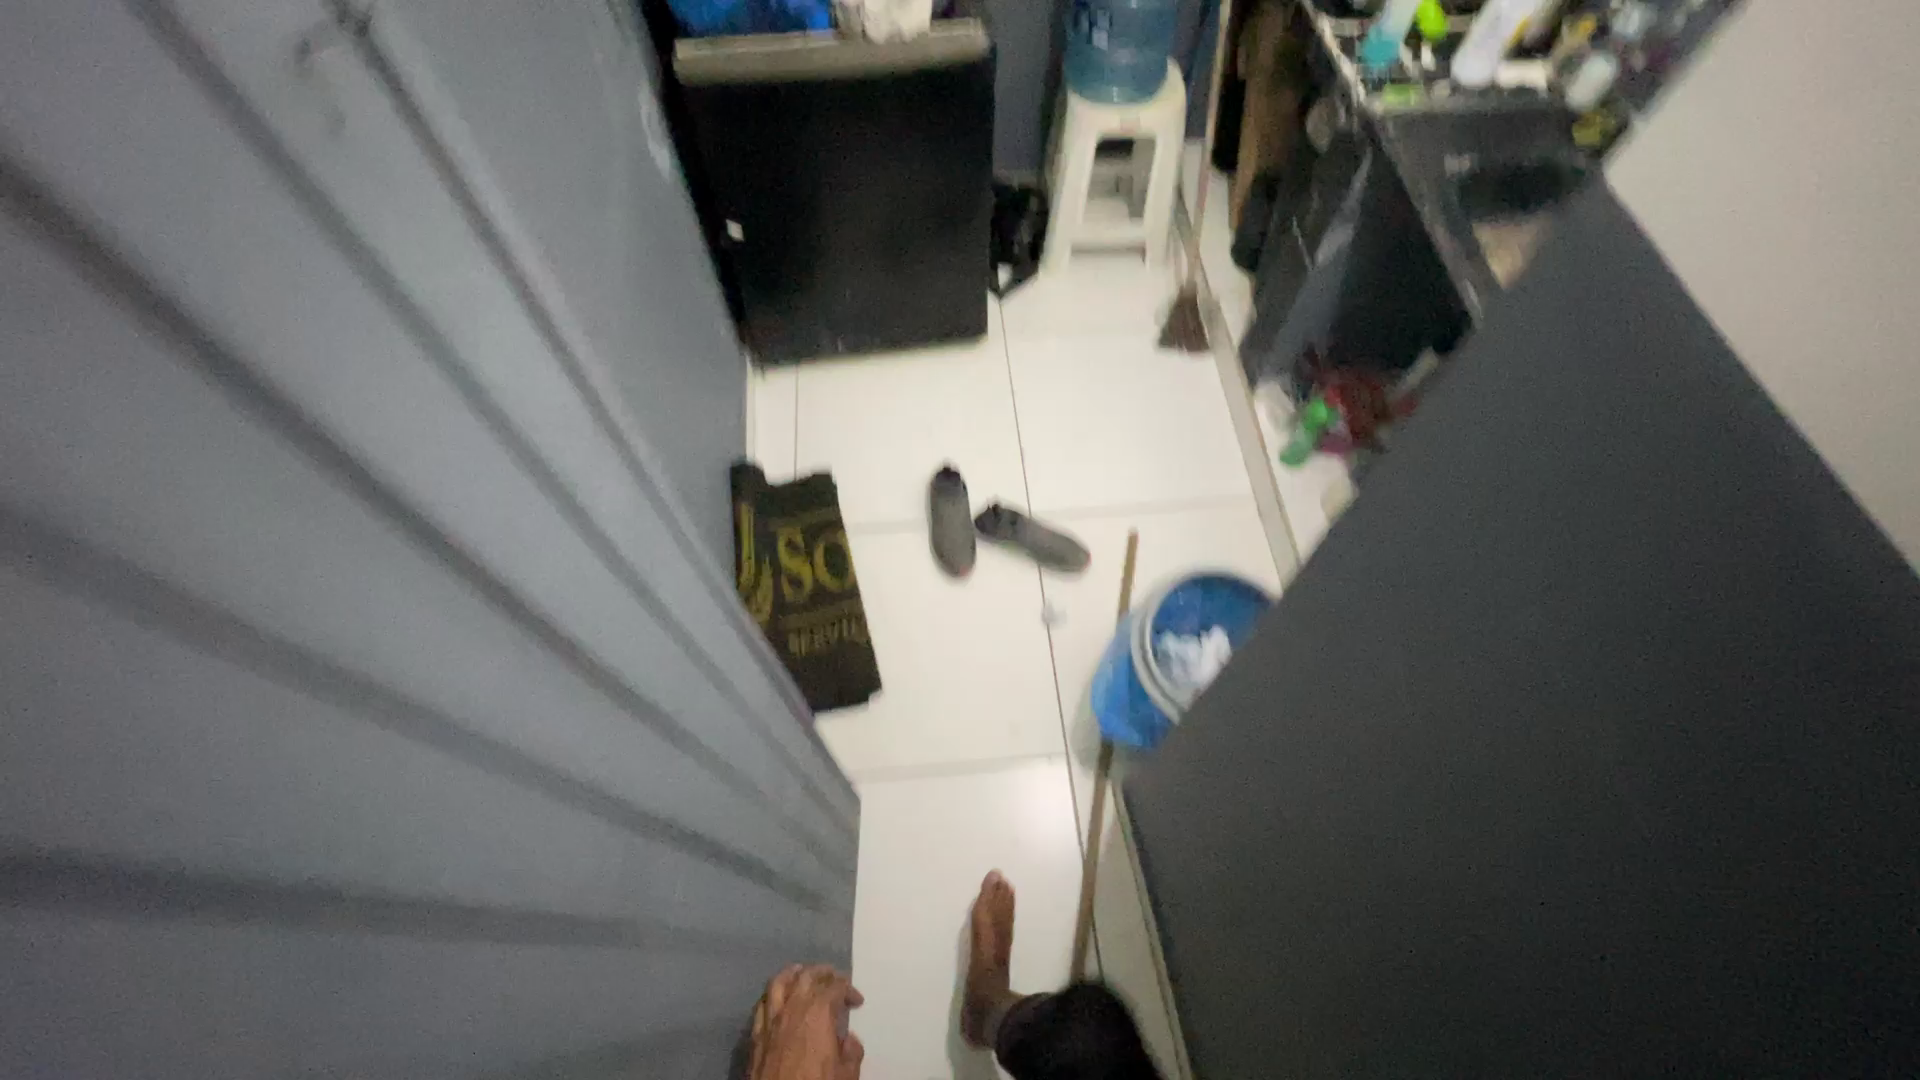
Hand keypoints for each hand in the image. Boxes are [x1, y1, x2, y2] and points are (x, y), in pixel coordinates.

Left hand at [750, 964, 864, 1079]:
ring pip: (780, 982)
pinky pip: (762, 1004)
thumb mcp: (846, 1075)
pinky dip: (772, 995)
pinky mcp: (756, 1035)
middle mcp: (794, 1007)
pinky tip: (778, 999)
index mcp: (819, 1012)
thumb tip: (849, 1041)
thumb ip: (852, 1053)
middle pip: (808, 976)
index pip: (836, 987)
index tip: (857, 1001)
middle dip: (824, 973)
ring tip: (803, 972)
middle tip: (834, 978)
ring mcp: (771, 1019)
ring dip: (794, 974)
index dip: (849, 989)